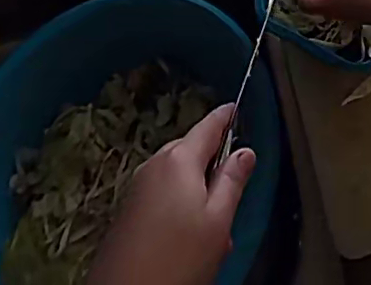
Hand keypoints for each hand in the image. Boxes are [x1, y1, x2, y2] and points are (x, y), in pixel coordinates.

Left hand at [86, 102, 255, 284]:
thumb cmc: (177, 261)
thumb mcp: (217, 222)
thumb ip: (233, 180)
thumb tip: (245, 150)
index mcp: (179, 159)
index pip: (209, 125)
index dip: (226, 116)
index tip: (238, 108)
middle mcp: (154, 166)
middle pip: (192, 149)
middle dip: (213, 163)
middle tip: (231, 194)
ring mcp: (136, 191)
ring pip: (177, 176)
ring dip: (196, 190)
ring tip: (211, 226)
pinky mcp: (125, 216)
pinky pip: (160, 195)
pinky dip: (177, 205)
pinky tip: (185, 238)